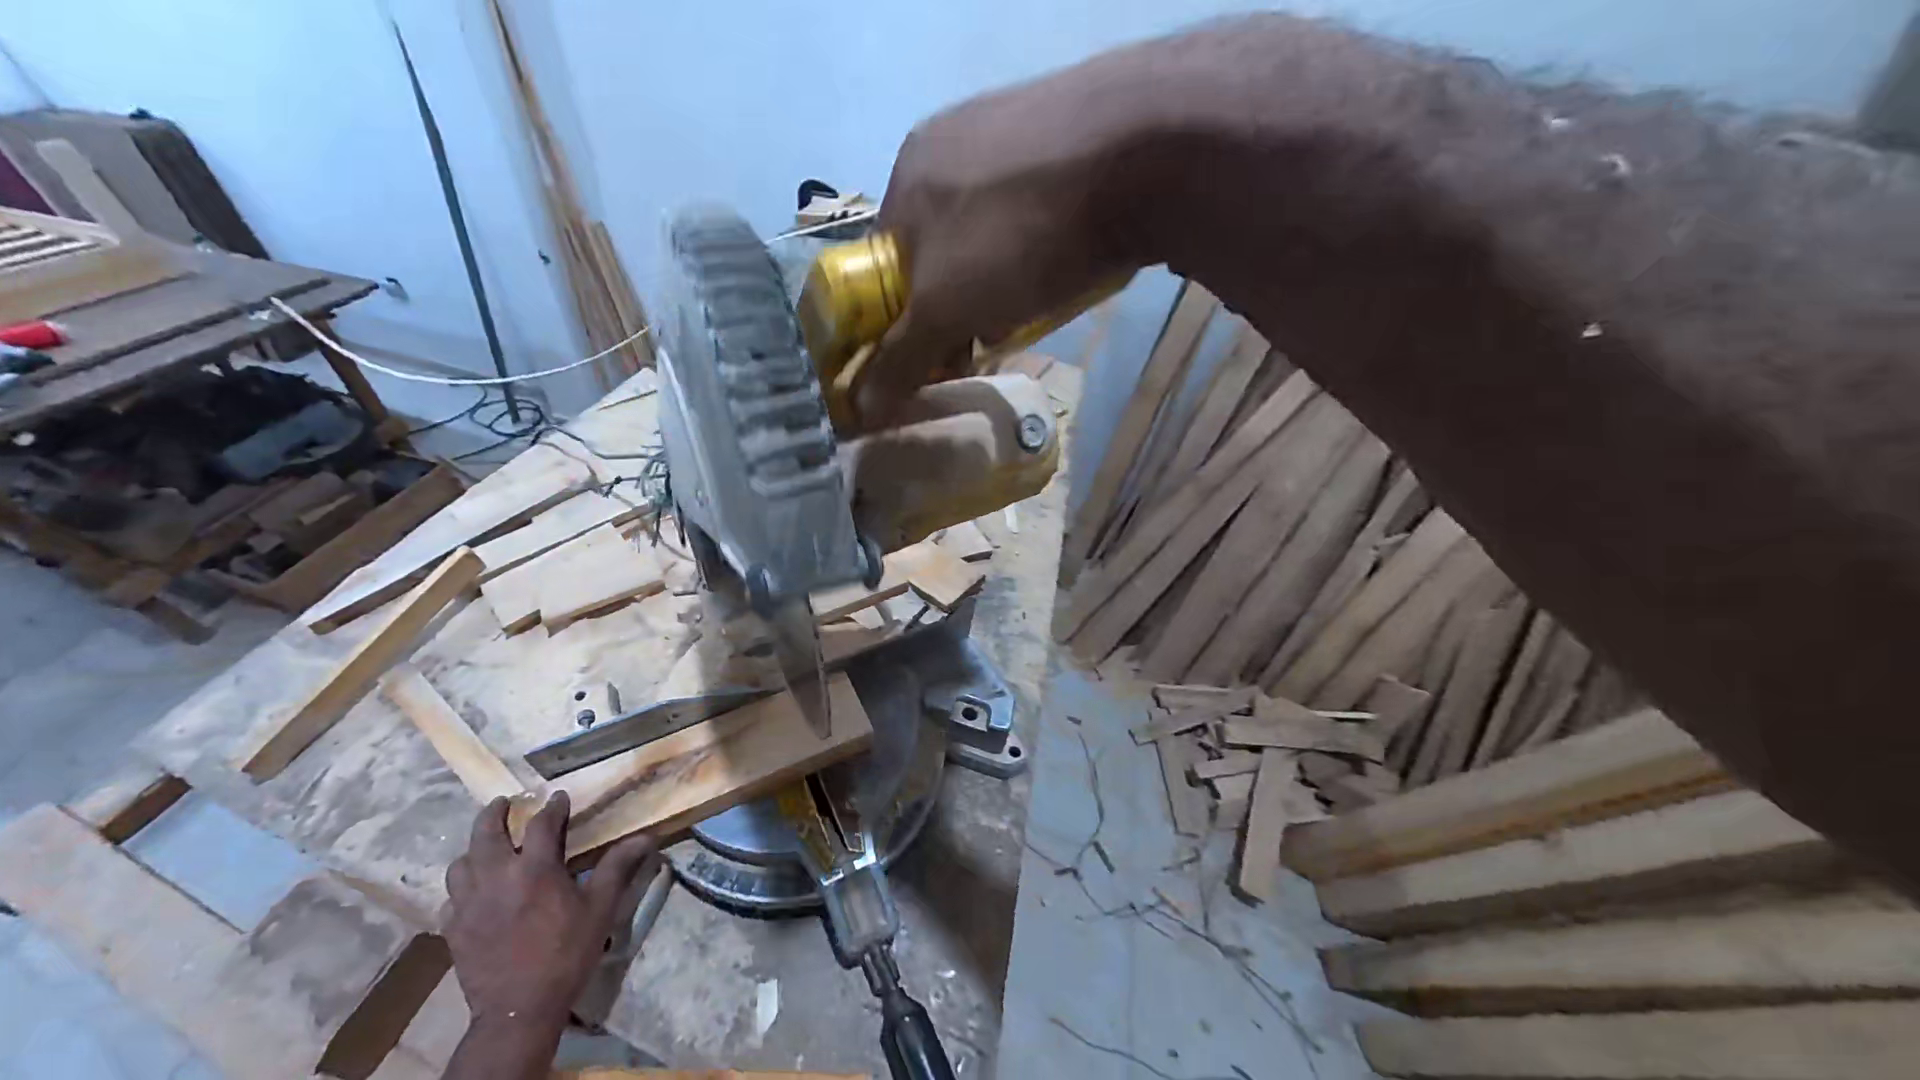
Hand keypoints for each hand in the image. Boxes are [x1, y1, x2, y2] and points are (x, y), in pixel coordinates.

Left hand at [443, 792, 658, 1024]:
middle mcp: (496, 878)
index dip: (552, 807)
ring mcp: (469, 904)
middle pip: (486, 833)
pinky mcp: (453, 930)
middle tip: (503, 803)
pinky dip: (461, 885)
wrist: (518, 1010)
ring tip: (486, 846)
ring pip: (460, 864)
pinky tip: (473, 891)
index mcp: (535, 869)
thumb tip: (645, 837)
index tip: (558, 797)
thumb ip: (617, 867)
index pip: (541, 824)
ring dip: (473, 849)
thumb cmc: (566, 953)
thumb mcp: (600, 908)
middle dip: (494, 814)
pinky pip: (450, 897)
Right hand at [859, 50, 1163, 423]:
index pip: (884, 265)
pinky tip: (1065, 267)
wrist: (1146, 151)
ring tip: (1029, 308)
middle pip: (937, 250)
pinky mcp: (1067, 136)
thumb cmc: (1021, 231)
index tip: (934, 356)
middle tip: (984, 337)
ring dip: (998, 282)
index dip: (902, 320)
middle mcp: (952, 143)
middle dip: (955, 304)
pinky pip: (1033, 211)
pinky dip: (1038, 248)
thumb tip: (860, 405)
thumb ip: (901, 354)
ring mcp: (1012, 132)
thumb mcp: (948, 304)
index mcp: (908, 172)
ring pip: (986, 234)